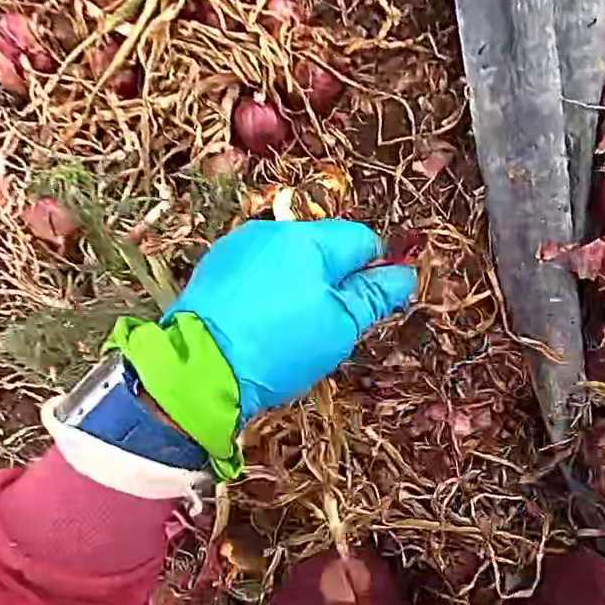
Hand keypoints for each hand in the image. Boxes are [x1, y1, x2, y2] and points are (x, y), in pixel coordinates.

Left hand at [168, 220, 416, 419]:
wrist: (199, 372)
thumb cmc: (279, 346)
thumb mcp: (341, 324)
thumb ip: (375, 295)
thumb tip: (404, 276)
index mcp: (308, 239)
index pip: (363, 239)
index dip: (376, 271)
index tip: (372, 305)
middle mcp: (271, 232)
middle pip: (327, 249)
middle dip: (339, 282)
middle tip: (334, 325)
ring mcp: (239, 249)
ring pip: (293, 262)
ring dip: (306, 288)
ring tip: (297, 330)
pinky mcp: (216, 270)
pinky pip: (262, 274)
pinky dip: (273, 294)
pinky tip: (267, 326)